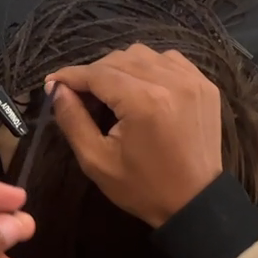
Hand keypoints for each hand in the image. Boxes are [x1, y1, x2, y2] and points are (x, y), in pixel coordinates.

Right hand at [47, 43, 223, 227]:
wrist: (194, 202)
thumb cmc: (142, 188)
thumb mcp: (97, 161)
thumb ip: (73, 121)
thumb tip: (56, 89)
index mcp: (143, 101)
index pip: (98, 73)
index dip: (71, 76)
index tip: (52, 82)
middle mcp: (169, 81)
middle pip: (119, 59)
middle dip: (94, 73)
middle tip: (81, 95)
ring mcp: (192, 80)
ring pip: (144, 55)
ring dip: (121, 67)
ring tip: (111, 92)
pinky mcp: (205, 85)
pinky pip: (169, 61)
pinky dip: (149, 68)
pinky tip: (141, 88)